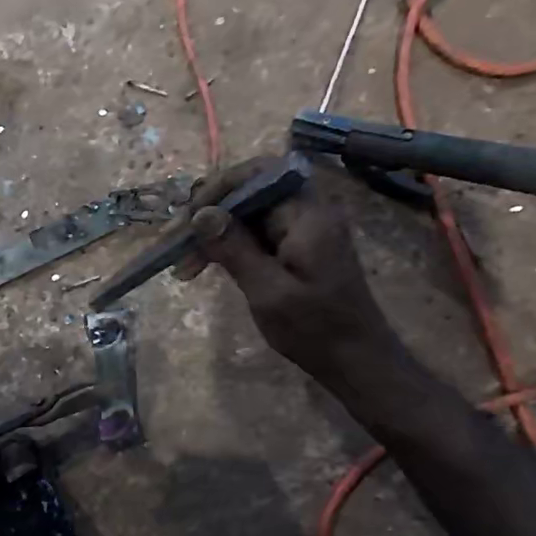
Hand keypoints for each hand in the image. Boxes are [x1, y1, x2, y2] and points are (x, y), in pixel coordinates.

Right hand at [179, 156, 407, 386]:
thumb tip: (200, 213)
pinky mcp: (300, 248)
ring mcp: (305, 230)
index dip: (218, 188)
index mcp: (307, 214)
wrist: (359, 361)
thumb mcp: (268, 292)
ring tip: (185, 264)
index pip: (257, 174)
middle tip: (176, 244)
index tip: (188, 218)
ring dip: (217, 234)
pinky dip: (233, 247)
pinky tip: (207, 266)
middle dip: (211, 214)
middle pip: (251, 192)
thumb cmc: (315, 329)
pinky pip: (260, 234)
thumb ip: (234, 249)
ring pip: (251, 215)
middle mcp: (309, 211)